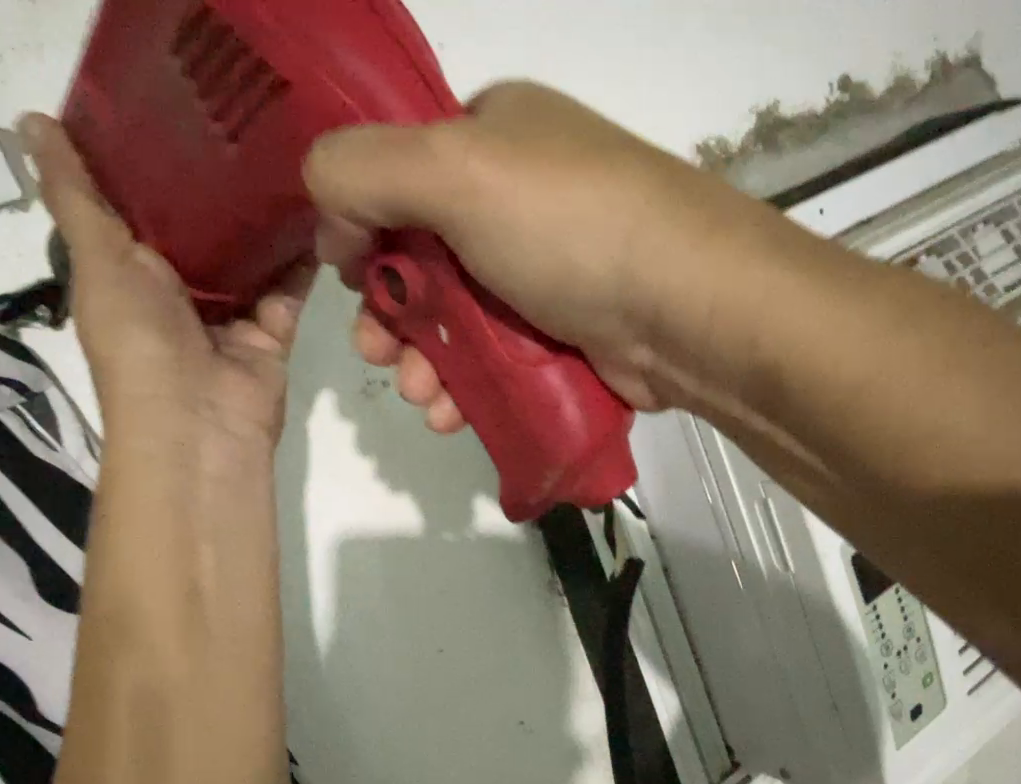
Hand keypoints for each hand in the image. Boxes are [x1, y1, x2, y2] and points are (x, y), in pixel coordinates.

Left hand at [21, 113, 312, 450]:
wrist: (198, 426)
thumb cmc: (136, 342)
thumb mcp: (96, 259)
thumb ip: (74, 195)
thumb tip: (27, 119)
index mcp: (125, 272)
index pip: (133, 202)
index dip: (144, 151)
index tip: (169, 90)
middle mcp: (176, 290)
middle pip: (198, 224)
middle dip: (214, 175)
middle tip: (242, 108)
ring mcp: (228, 313)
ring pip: (248, 252)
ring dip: (263, 211)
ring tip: (288, 144)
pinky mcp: (272, 330)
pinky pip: (290, 284)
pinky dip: (304, 254)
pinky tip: (322, 202)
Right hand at [303, 82, 718, 431]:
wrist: (690, 310)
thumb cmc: (569, 227)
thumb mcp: (452, 169)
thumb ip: (360, 172)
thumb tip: (330, 228)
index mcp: (490, 132)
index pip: (396, 172)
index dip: (363, 228)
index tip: (353, 281)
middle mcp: (514, 193)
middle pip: (417, 256)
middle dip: (389, 315)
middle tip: (376, 354)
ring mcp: (541, 265)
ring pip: (451, 316)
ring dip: (421, 361)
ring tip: (423, 399)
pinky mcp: (561, 328)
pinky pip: (490, 356)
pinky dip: (462, 385)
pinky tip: (451, 415)